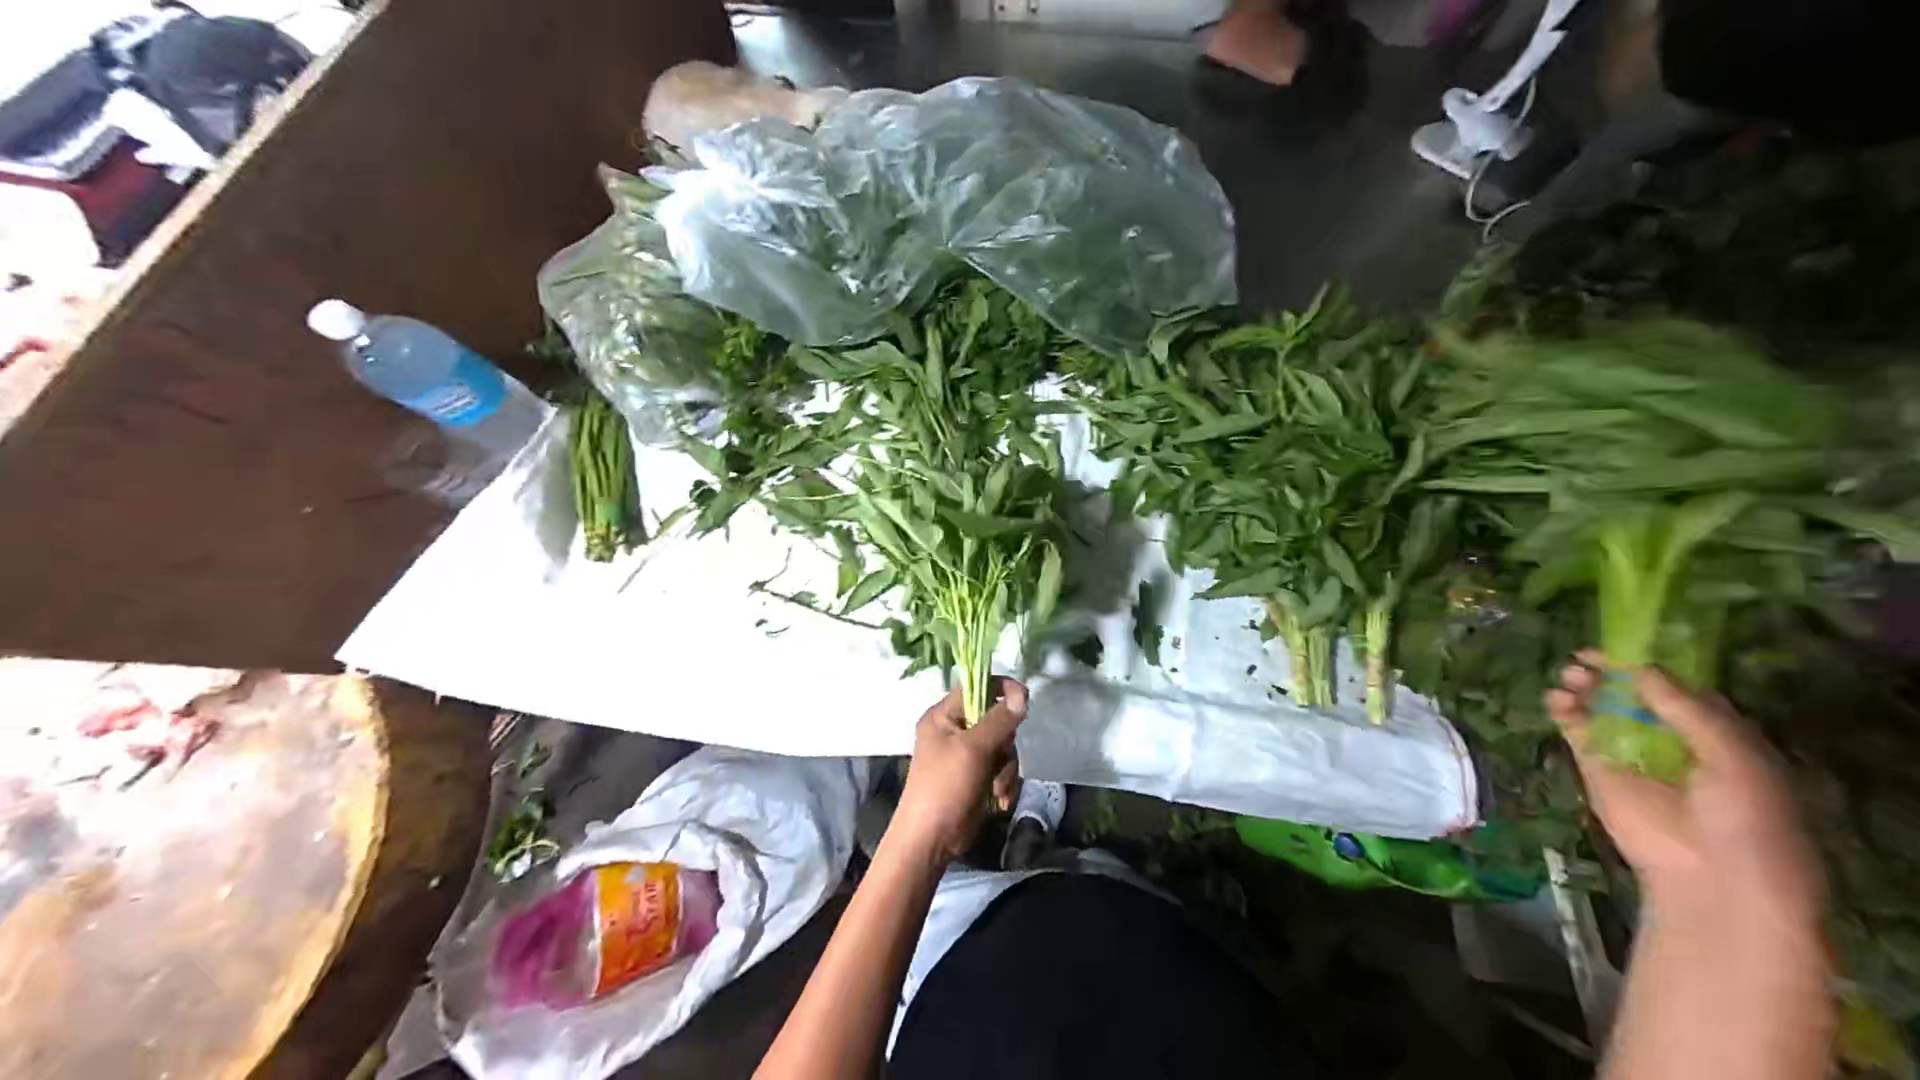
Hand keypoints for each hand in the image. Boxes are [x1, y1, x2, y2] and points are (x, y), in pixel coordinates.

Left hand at [889, 678, 1026, 863]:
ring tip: (996, 787)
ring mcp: (966, 753)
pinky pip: (1001, 766)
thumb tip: (1022, 696)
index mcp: (943, 715)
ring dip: (1006, 767)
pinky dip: (1004, 781)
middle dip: (1004, 741)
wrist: (931, 840)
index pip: (976, 686)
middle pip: (996, 718)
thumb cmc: (945, 787)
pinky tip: (999, 798)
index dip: (1001, 689)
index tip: (1025, 699)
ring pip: (1003, 745)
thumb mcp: (973, 749)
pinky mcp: (977, 774)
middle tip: (998, 756)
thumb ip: (998, 720)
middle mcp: (954, 729)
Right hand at [1547, 651, 1824, 934]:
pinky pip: (1575, 731)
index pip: (1677, 688)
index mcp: (1715, 733)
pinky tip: (1556, 700)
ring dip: (1583, 688)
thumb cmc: (1744, 816)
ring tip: (1569, 678)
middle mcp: (1670, 737)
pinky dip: (1562, 712)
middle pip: (1631, 693)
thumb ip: (1686, 710)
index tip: (1617, 648)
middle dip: (1607, 674)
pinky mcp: (1595, 767)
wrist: (1712, 876)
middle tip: (1582, 660)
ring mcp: (1628, 752)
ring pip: (1599, 707)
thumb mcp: (1732, 757)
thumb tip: (1639, 667)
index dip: (1647, 666)